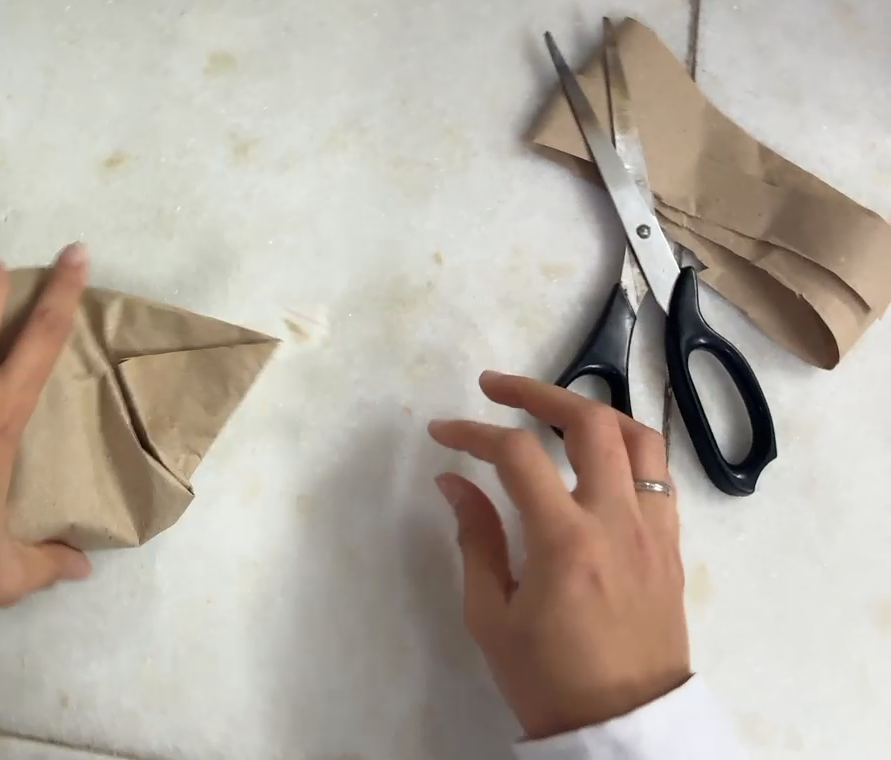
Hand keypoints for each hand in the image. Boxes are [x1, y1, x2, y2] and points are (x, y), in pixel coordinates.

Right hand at [429, 371, 689, 740]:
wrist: (628, 733)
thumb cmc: (545, 674)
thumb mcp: (489, 609)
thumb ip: (474, 534)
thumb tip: (454, 479)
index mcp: (567, 541)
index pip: (517, 454)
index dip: (471, 431)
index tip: (439, 432)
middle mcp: (620, 525)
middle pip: (592, 425)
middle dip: (536, 393)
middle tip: (492, 387)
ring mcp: (656, 534)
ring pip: (641, 440)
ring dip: (588, 412)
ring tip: (545, 409)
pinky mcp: (671, 548)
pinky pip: (654, 475)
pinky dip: (617, 448)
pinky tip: (581, 457)